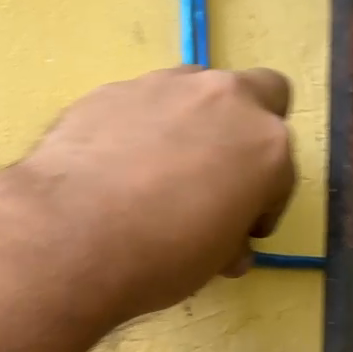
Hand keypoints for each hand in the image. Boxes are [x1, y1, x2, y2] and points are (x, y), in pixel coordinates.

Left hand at [5, 66, 295, 321]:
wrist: (71, 235)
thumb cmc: (157, 259)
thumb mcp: (209, 264)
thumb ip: (228, 242)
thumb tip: (229, 248)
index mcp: (266, 147)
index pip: (281, 175)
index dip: (262, 207)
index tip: (241, 231)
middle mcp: (225, 101)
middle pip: (261, 93)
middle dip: (249, 131)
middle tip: (219, 176)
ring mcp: (166, 86)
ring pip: (197, 90)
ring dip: (192, 123)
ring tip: (159, 172)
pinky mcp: (113, 89)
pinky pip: (141, 104)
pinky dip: (139, 129)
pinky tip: (114, 167)